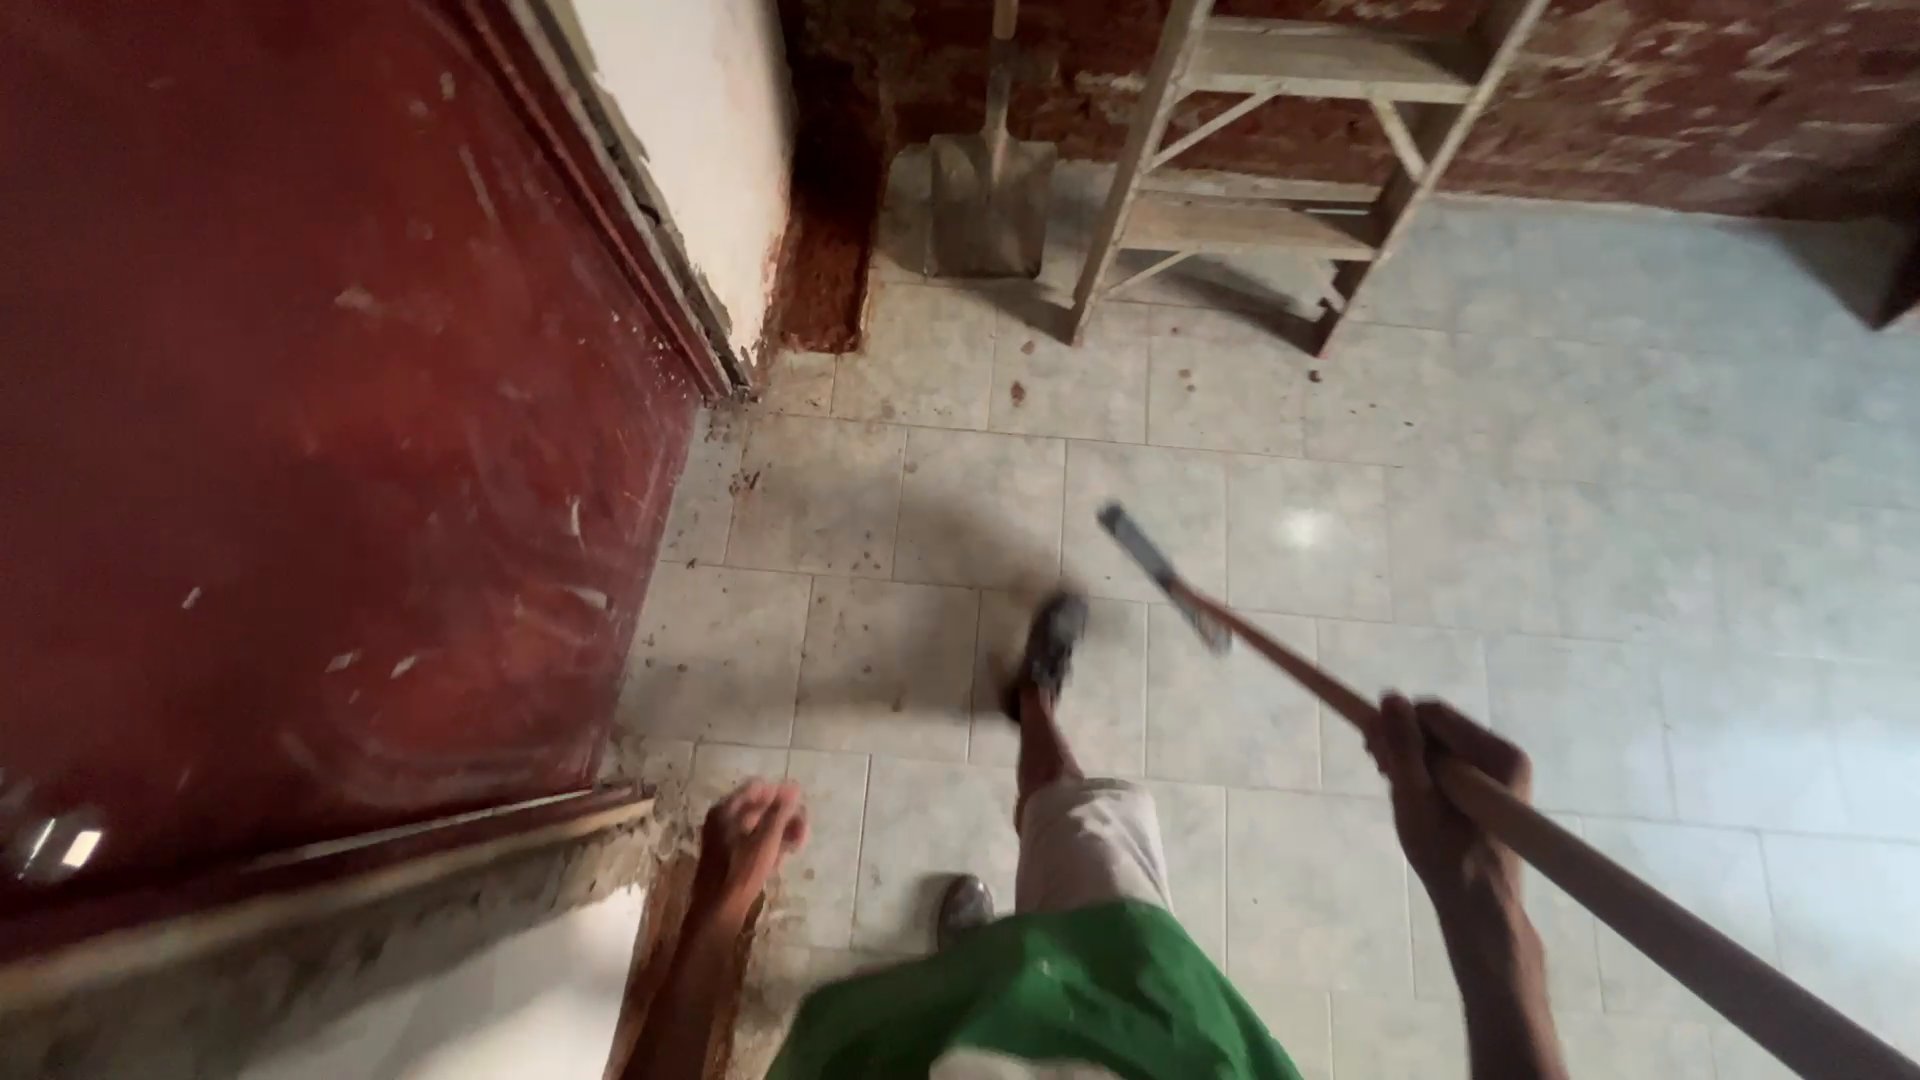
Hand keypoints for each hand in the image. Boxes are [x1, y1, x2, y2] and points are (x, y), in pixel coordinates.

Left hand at [691, 779, 809, 924]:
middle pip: (760, 807)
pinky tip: (786, 854)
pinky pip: (754, 841)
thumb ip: (781, 812)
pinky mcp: (730, 857)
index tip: (801, 805)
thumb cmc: (741, 872)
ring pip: (759, 826)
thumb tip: (795, 787)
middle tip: (803, 828)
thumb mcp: (766, 839)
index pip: (758, 787)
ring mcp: (725, 838)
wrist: (717, 913)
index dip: (781, 793)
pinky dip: (770, 844)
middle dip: (785, 816)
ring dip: (781, 831)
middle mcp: (723, 819)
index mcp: (726, 809)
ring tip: (800, 843)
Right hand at [1368, 694, 1531, 916]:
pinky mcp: (1491, 783)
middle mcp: (1506, 753)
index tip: (1375, 755)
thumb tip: (1389, 696)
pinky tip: (1413, 793)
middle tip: (1382, 774)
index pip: (1431, 713)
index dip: (1396, 728)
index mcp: (1498, 754)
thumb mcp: (1414, 797)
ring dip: (1408, 758)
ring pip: (1436, 741)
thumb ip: (1402, 746)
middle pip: (1435, 725)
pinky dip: (1422, 769)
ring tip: (1398, 790)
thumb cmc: (1446, 856)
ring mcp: (1501, 769)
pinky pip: (1446, 757)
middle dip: (1401, 744)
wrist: (1477, 906)